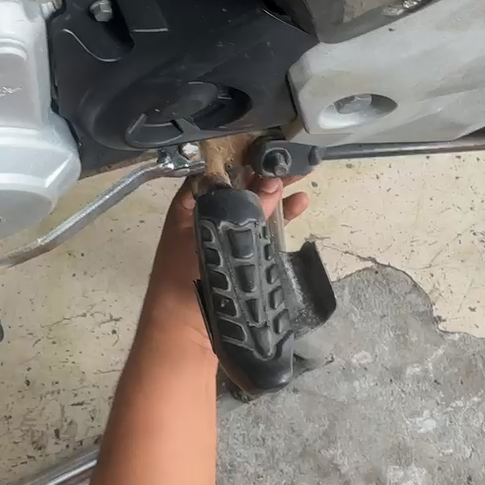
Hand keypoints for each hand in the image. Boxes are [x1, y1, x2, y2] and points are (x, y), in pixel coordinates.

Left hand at [140, 174, 310, 341]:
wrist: (184, 336)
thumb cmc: (186, 281)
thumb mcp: (214, 240)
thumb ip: (244, 212)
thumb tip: (272, 183)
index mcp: (188, 207)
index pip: (215, 171)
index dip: (241, 157)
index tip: (268, 148)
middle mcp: (204, 218)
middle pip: (238, 187)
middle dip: (264, 174)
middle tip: (292, 161)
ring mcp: (223, 239)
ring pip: (252, 208)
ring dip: (275, 194)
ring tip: (301, 178)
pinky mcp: (238, 258)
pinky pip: (260, 231)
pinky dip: (279, 218)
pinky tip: (299, 205)